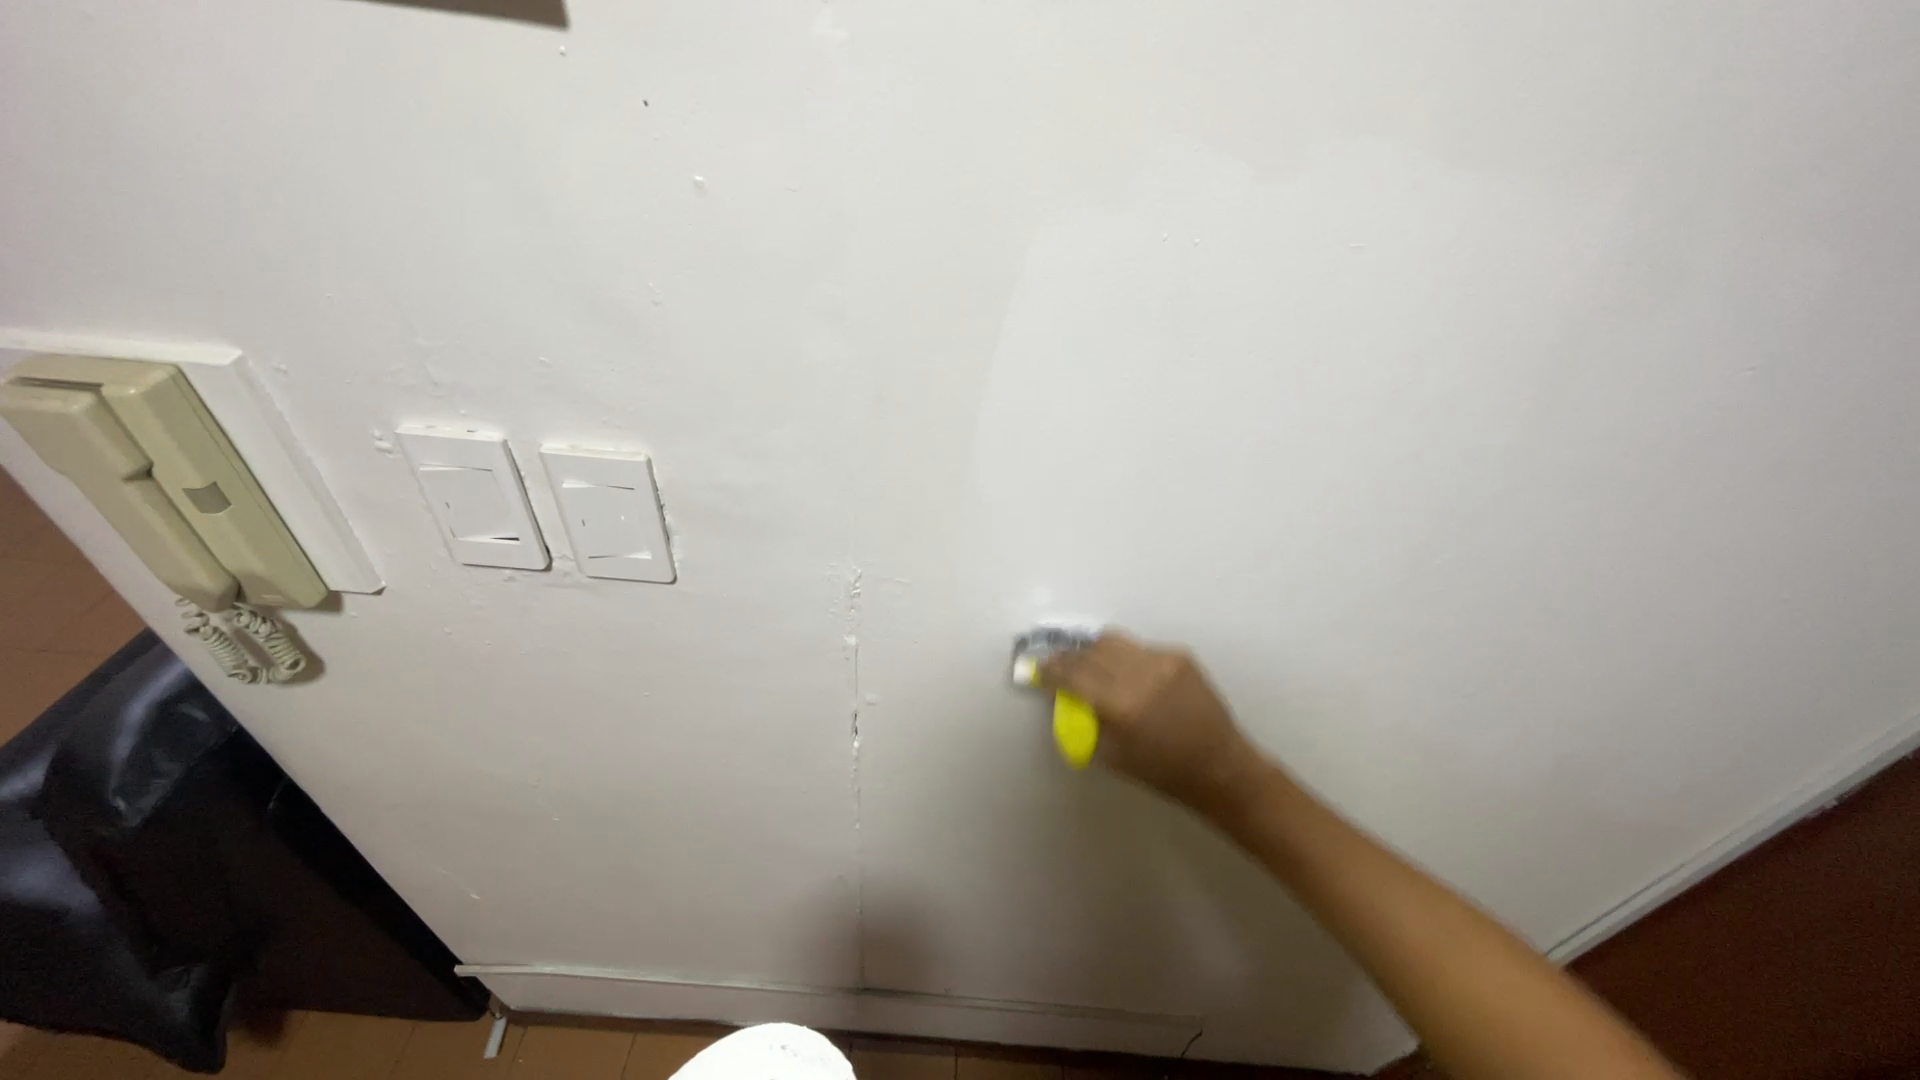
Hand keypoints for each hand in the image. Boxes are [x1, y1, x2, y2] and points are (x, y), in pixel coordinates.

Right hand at [1040, 631, 1268, 818]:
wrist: (1220, 766)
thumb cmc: (1162, 772)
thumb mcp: (1112, 755)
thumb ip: (1088, 718)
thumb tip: (1070, 695)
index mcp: (1120, 705)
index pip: (1072, 674)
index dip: (1051, 670)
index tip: (1040, 670)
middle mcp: (1140, 675)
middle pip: (1090, 650)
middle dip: (1070, 657)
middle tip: (1060, 666)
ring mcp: (1163, 661)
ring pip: (1114, 641)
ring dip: (1096, 652)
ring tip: (1091, 666)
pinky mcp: (1180, 656)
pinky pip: (1140, 649)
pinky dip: (1126, 660)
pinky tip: (1131, 677)